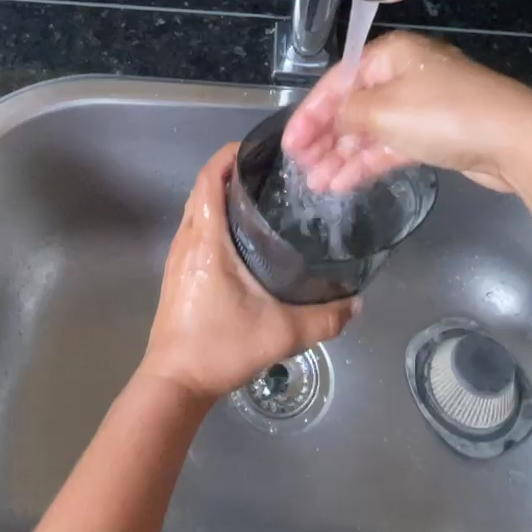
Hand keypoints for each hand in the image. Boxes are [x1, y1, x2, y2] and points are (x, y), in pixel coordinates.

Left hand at [139, 144, 359, 400]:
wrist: (174, 382)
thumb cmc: (220, 347)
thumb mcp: (281, 333)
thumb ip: (324, 318)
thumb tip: (357, 302)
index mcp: (206, 239)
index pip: (210, 177)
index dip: (231, 154)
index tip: (261, 149)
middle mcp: (187, 239)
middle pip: (204, 187)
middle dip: (233, 171)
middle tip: (273, 172)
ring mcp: (178, 256)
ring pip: (197, 208)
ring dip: (223, 194)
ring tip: (263, 197)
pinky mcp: (178, 272)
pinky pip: (195, 228)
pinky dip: (215, 216)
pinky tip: (244, 235)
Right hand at [281, 31, 531, 192]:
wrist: (517, 140)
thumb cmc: (444, 115)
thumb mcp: (383, 111)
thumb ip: (347, 115)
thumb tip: (333, 120)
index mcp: (391, 55)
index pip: (338, 82)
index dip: (310, 114)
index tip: (289, 145)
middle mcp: (404, 75)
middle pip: (353, 107)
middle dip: (325, 139)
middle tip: (299, 168)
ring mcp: (422, 106)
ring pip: (371, 131)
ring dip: (343, 157)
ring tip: (316, 185)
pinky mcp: (436, 135)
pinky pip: (392, 146)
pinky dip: (368, 163)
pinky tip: (344, 183)